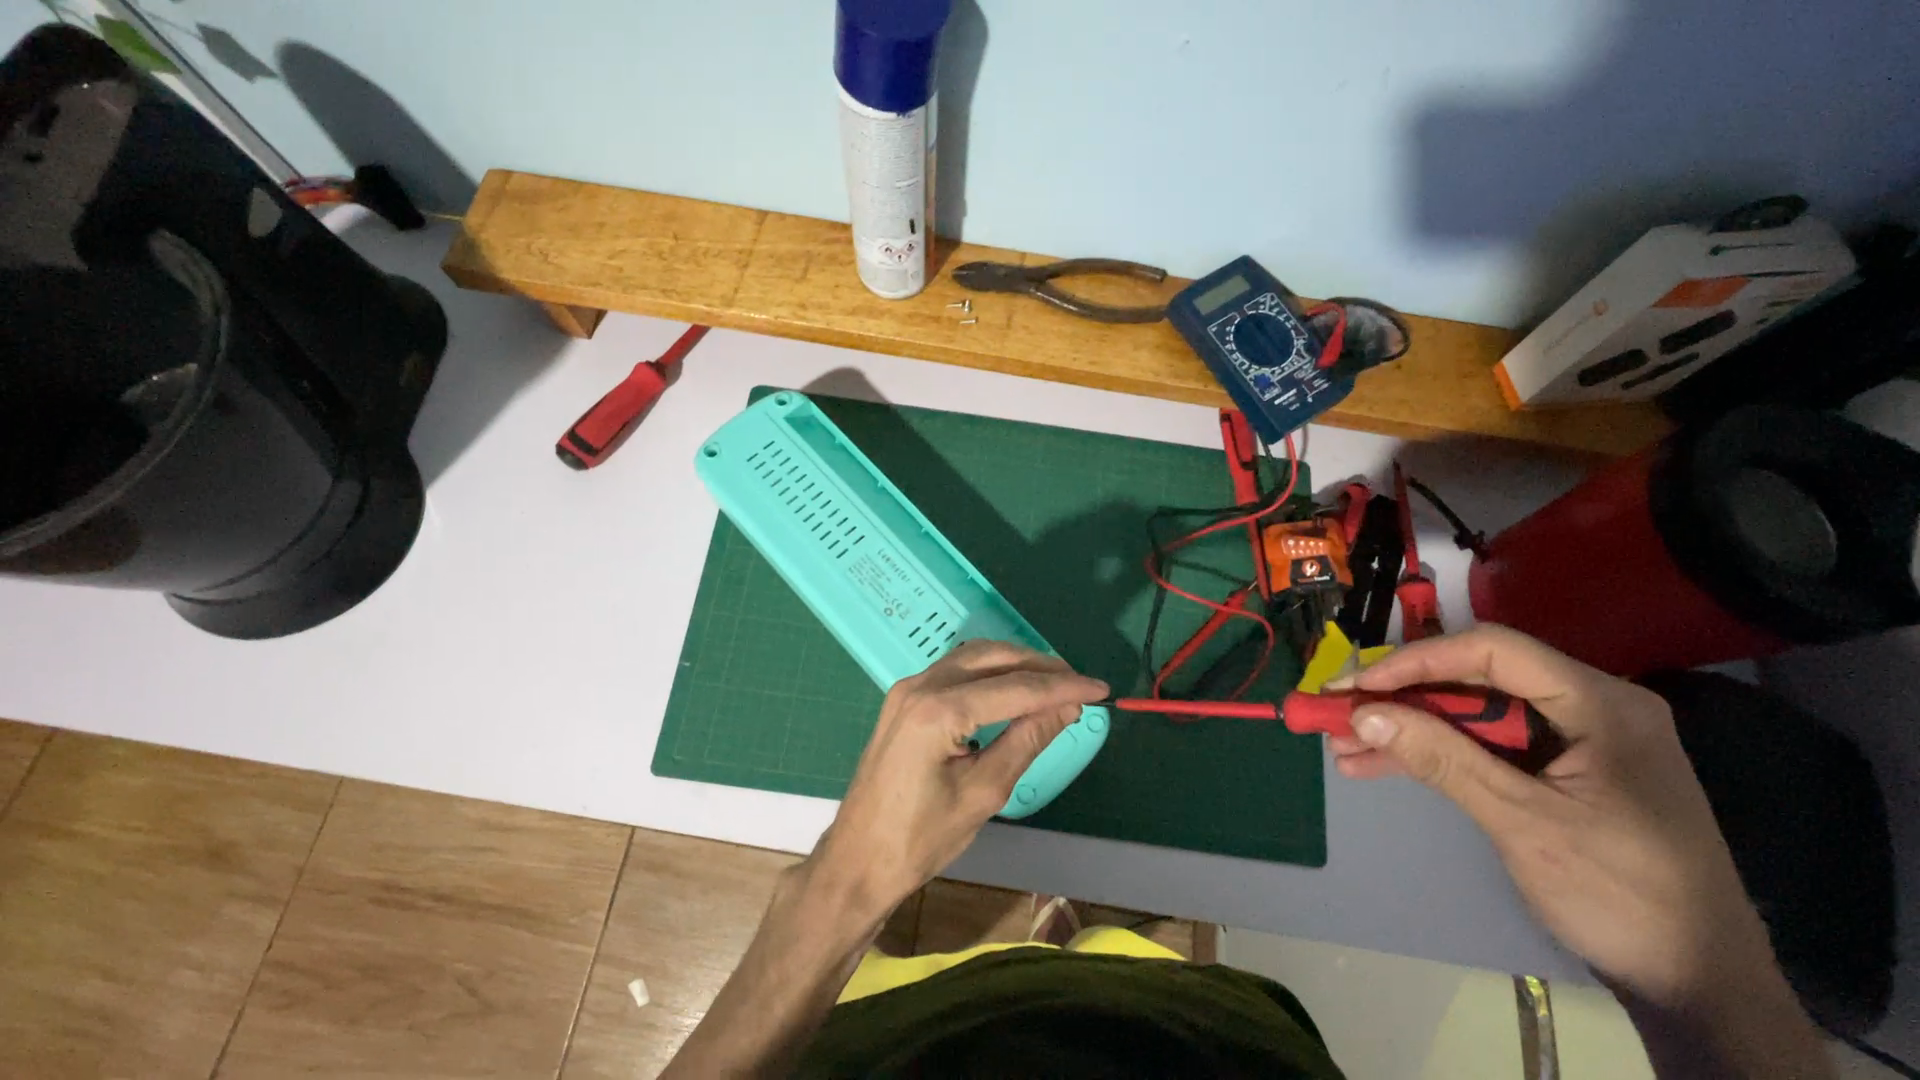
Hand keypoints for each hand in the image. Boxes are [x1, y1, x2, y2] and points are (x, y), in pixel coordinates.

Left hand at [810, 640, 1107, 922]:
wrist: (859, 860)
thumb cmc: (920, 839)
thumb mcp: (984, 792)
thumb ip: (1027, 740)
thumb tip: (1067, 707)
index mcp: (938, 710)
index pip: (1015, 688)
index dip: (1062, 687)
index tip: (1101, 689)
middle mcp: (920, 686)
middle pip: (992, 658)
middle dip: (1040, 667)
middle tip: (1080, 684)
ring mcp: (907, 690)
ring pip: (973, 658)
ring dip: (1015, 665)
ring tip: (1055, 684)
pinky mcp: (903, 701)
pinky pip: (955, 672)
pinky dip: (989, 674)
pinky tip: (1012, 691)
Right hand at [1327, 626, 1783, 1014]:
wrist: (1699, 983)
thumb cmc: (1621, 893)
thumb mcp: (1524, 822)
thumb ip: (1444, 759)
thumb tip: (1363, 713)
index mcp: (1600, 703)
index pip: (1493, 651)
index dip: (1417, 661)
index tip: (1356, 685)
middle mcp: (1589, 706)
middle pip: (1478, 680)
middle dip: (1403, 698)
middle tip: (1337, 714)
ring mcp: (1575, 741)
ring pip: (1474, 716)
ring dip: (1410, 729)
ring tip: (1344, 747)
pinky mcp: (1560, 773)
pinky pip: (1487, 748)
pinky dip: (1437, 756)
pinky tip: (1379, 766)